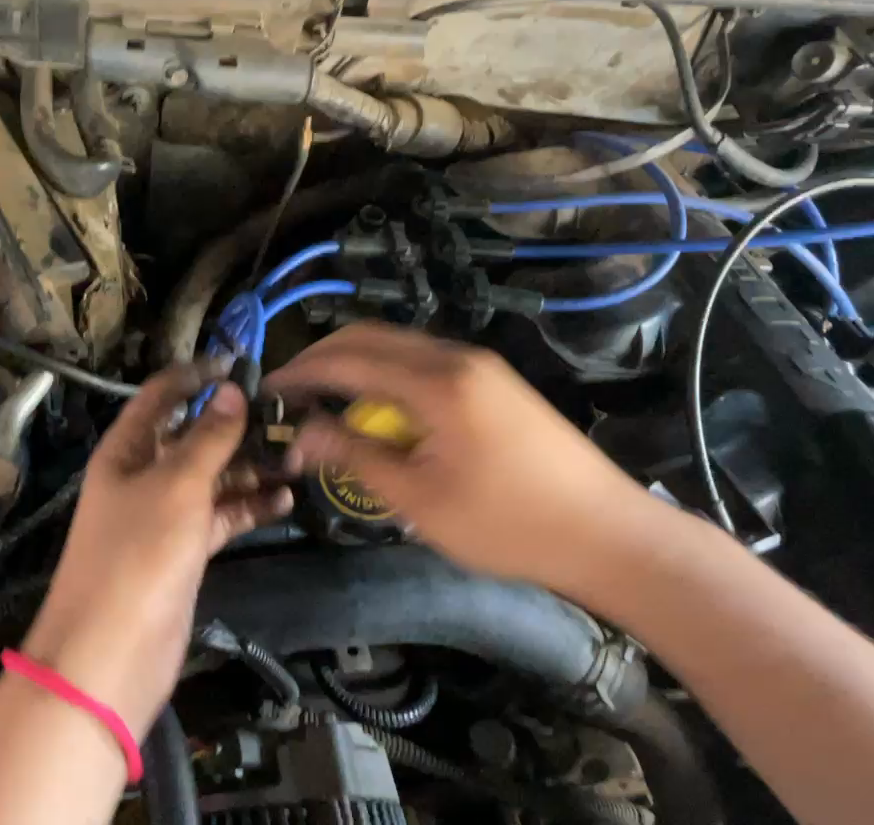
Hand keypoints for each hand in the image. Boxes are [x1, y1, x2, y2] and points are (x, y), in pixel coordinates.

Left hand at [22, 363, 294, 735]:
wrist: (110, 652)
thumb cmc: (138, 554)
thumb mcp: (177, 486)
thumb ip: (208, 438)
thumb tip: (232, 390)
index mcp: (127, 449)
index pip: (161, 395)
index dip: (197, 375)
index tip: (243, 364)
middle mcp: (144, 474)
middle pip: (192, 436)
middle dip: (234, 425)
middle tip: (286, 418)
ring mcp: (164, 514)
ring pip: (211, 477)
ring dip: (249, 467)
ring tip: (294, 458)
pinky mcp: (184, 550)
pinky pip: (220, 516)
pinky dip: (248, 506)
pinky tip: (283, 499)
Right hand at [263, 323, 663, 590]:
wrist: (609, 535)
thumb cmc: (508, 525)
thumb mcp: (419, 500)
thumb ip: (355, 455)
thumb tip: (302, 431)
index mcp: (436, 382)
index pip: (347, 359)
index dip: (300, 372)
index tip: (265, 390)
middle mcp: (455, 357)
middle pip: (369, 337)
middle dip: (321, 358)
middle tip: (288, 393)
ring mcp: (478, 364)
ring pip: (396, 344)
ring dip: (353, 364)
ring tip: (324, 401)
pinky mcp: (492, 380)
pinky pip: (421, 359)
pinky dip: (384, 373)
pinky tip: (376, 406)